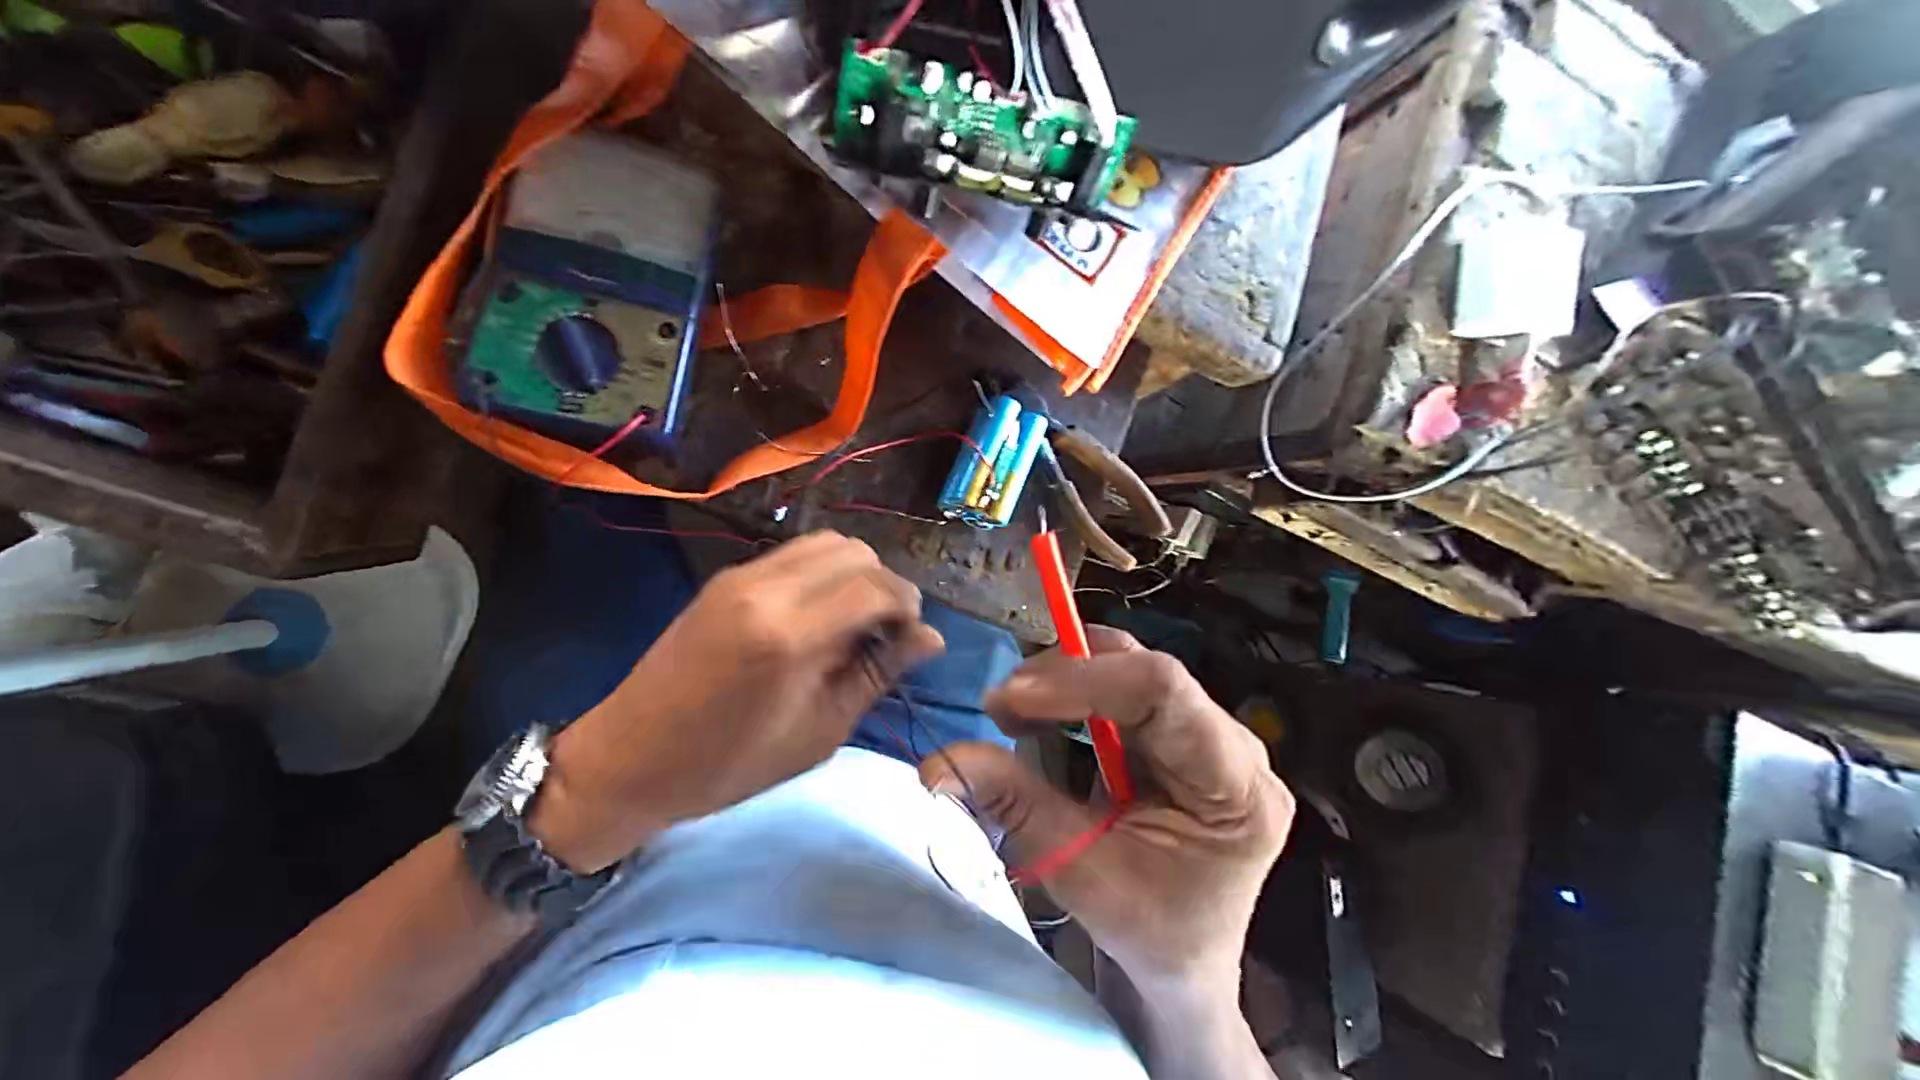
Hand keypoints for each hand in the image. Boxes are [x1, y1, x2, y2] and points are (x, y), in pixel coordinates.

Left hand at [532, 531, 944, 870]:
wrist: (629, 758)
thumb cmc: (728, 764)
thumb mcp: (818, 732)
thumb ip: (876, 673)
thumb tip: (930, 638)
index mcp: (790, 635)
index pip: (876, 586)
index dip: (908, 606)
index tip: (910, 639)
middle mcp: (766, 588)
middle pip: (855, 551)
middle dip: (885, 585)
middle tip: (884, 632)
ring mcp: (741, 576)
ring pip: (826, 543)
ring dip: (854, 573)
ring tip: (854, 622)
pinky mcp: (726, 577)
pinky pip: (793, 555)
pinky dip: (822, 573)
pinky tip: (817, 616)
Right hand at [919, 627, 1293, 990]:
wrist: (1183, 964)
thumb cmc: (1148, 932)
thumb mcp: (1078, 871)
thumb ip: (1014, 805)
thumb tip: (939, 762)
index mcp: (1235, 787)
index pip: (1164, 691)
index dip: (1083, 680)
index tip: (1011, 700)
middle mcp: (1234, 748)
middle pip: (1147, 673)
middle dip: (1065, 678)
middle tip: (1001, 707)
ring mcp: (1211, 736)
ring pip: (1132, 670)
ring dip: (1064, 680)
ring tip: (1013, 712)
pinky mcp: (1181, 734)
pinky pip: (1124, 688)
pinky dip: (1073, 692)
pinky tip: (1040, 713)